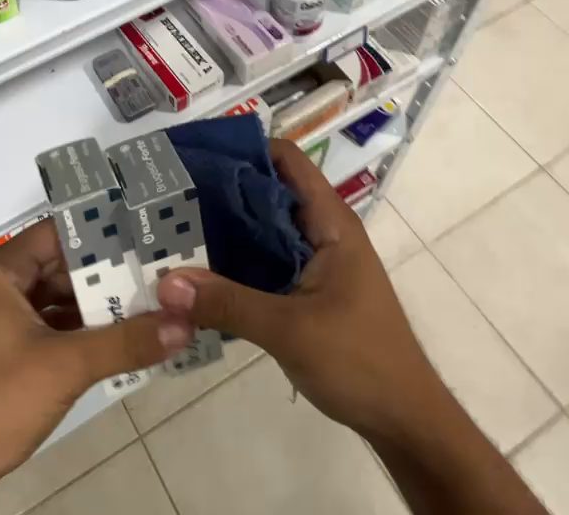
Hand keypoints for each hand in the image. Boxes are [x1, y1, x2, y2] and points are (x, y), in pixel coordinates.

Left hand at [0, 220, 192, 514]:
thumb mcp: (66, 367)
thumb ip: (125, 342)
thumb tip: (183, 323)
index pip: (57, 233)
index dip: (101, 232)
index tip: (147, 234)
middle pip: (58, 266)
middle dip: (106, 273)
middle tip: (159, 272)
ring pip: (54, 300)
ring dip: (95, 306)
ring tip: (149, 303)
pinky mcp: (0, 354)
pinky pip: (46, 329)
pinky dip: (78, 332)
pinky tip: (117, 340)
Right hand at [154, 140, 444, 448]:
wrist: (405, 420)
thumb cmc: (360, 362)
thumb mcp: (289, 330)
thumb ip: (227, 303)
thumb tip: (163, 283)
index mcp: (330, 222)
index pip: (286, 159)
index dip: (243, 148)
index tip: (194, 154)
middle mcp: (322, 232)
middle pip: (268, 191)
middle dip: (221, 189)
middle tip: (167, 194)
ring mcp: (316, 262)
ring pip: (263, 230)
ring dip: (223, 228)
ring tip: (171, 228)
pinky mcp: (307, 291)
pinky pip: (264, 262)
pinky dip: (233, 261)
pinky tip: (196, 273)